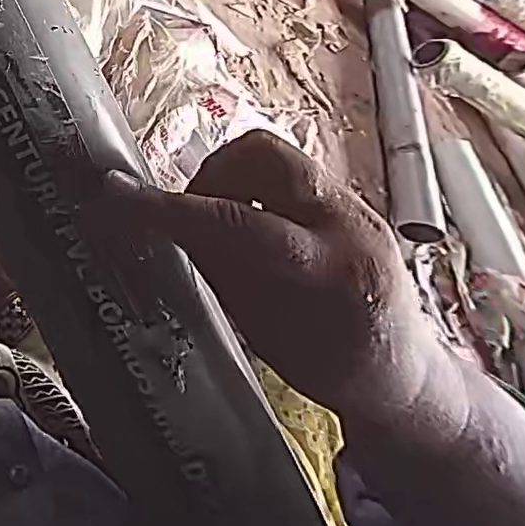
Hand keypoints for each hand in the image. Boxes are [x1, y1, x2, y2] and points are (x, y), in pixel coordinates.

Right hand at [105, 132, 524, 525]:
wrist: (409, 374)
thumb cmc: (329, 363)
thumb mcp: (263, 328)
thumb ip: (219, 265)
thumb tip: (162, 224)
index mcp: (334, 271)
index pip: (237, 223)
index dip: (168, 208)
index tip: (115, 194)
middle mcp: (351, 223)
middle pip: (263, 155)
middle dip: (210, 173)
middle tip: (192, 212)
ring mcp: (353, 204)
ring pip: (268, 151)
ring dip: (225, 174)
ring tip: (216, 218)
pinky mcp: (344, 197)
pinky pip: (279, 167)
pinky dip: (244, 182)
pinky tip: (242, 219)